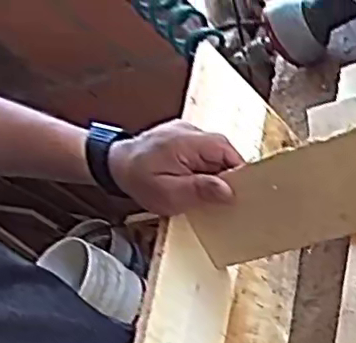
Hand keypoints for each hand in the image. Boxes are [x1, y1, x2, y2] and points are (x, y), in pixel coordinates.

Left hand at [106, 120, 243, 215]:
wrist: (113, 165)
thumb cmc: (139, 180)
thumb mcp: (169, 193)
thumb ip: (199, 190)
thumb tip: (227, 190)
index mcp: (185, 142)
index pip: (226, 150)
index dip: (239, 172)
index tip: (242, 192)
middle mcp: (188, 132)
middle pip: (226, 152)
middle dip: (230, 176)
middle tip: (224, 197)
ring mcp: (187, 134)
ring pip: (219, 155)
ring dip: (220, 175)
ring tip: (208, 191)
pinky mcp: (186, 140)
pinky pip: (209, 155)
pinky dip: (211, 171)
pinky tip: (201, 183)